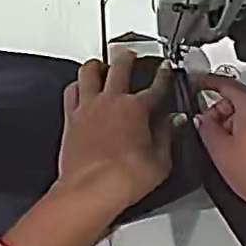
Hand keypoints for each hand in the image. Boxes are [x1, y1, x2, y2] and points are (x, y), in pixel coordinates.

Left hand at [52, 48, 175, 217]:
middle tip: (131, 54)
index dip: (163, 75)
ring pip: (89, 71)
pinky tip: (79, 87)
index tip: (165, 69)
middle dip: (128, 57)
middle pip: (120, 66)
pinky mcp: (71, 119)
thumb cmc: (123, 179)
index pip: (156, 86)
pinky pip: (71, 92)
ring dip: (97, 65)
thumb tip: (175, 123)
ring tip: (101, 64)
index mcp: (137, 109)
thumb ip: (168, 136)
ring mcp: (89, 108)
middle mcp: (112, 102)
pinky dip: (76, 85)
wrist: (90, 191)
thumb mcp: (161, 161)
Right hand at [193, 74, 245, 230]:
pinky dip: (244, 135)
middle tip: (205, 125)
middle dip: (219, 110)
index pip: (227, 84)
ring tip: (220, 146)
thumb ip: (206, 129)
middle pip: (238, 99)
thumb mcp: (220, 151)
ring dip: (231, 125)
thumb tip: (202, 120)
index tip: (199, 83)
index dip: (209, 82)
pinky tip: (236, 155)